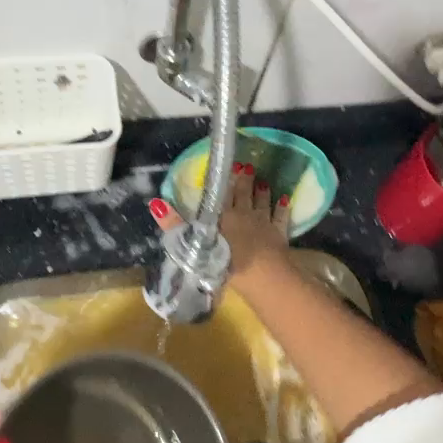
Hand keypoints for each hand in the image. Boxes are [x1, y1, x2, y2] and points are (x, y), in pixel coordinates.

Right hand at [148, 162, 291, 282]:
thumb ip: (175, 225)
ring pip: (262, 202)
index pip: (221, 195)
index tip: (228, 167)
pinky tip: (285, 199)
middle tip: (247, 166)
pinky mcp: (279, 235)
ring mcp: (264, 223)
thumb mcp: (194, 245)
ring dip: (262, 192)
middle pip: (243, 194)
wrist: (261, 276)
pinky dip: (282, 208)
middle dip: (244, 180)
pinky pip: (281, 217)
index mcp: (223, 216)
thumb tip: (156, 203)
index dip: (224, 182)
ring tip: (263, 181)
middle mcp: (244, 215)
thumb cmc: (225, 262)